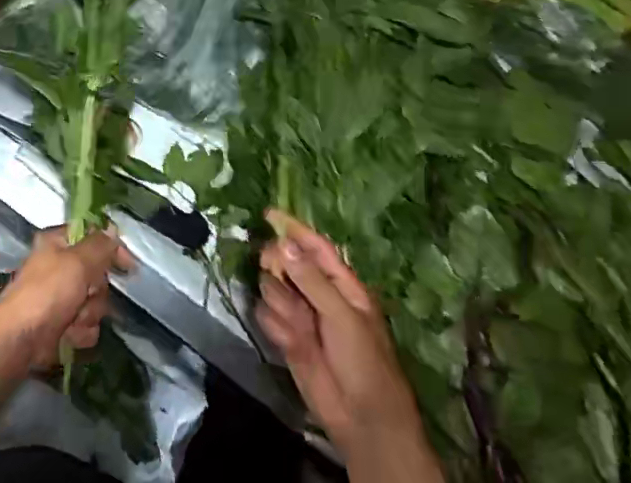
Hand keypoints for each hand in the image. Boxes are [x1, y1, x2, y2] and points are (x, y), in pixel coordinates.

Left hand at [0, 227, 130, 377]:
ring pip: (97, 302)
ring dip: (89, 314)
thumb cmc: (47, 293)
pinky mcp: (66, 322)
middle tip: (84, 294)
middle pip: (99, 275)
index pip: (93, 237)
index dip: (111, 250)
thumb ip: (99, 246)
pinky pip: (89, 324)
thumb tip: (112, 229)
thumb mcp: (76, 262)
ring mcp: (64, 296)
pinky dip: (81, 331)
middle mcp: (61, 266)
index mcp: (57, 243)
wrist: (22, 339)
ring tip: (72, 318)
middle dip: (96, 291)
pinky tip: (68, 333)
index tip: (128, 265)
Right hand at [256, 212, 439, 479]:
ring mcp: (299, 313)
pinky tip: (290, 342)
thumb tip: (282, 243)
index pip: (314, 246)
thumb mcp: (343, 316)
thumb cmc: (365, 363)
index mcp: (341, 284)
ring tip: (299, 327)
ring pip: (270, 287)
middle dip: (277, 266)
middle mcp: (317, 293)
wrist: (360, 417)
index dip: (292, 228)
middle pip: (283, 261)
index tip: (268, 213)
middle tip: (274, 271)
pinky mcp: (283, 333)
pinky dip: (275, 325)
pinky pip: (264, 313)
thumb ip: (311, 279)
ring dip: (280, 303)